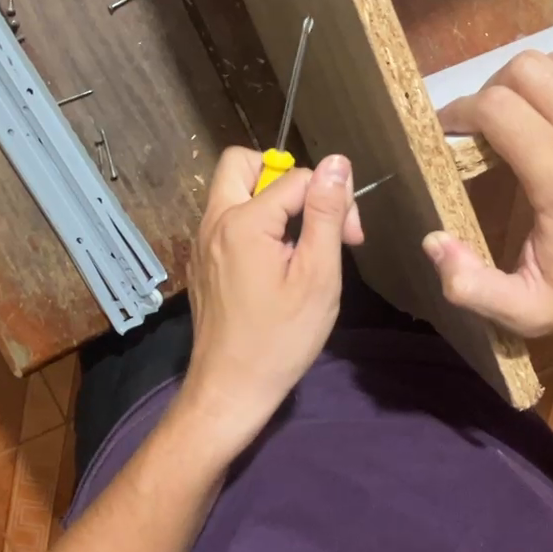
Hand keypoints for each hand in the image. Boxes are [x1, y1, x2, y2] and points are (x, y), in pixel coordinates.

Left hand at [178, 149, 364, 448]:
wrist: (229, 388)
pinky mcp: (200, 262)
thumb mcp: (318, 276)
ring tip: (297, 242)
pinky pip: (224, 221)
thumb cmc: (280, 338)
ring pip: (230, 191)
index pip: (297, 177)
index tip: (352, 238)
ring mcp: (201, 241)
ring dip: (266, 200)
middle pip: (242, 163)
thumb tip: (336, 163)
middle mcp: (213, 221)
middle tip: (309, 213)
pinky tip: (273, 264)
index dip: (333, 199)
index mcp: (244, 221)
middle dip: (282, 176)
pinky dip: (250, 224)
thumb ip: (325, 214)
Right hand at [424, 32, 552, 349]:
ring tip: (537, 105)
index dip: (459, 113)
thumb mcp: (519, 309)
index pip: (497, 109)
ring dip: (550, 71)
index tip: (450, 133)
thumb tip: (432, 241)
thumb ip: (468, 285)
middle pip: (531, 69)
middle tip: (489, 123)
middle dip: (494, 90)